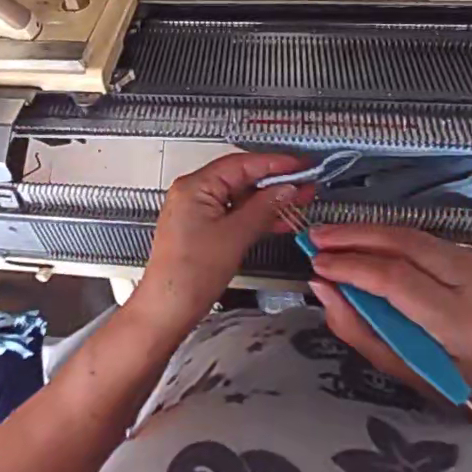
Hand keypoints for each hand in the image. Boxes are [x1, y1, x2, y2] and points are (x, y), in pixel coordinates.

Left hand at [134, 153, 313, 332]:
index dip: (275, 163)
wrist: (168, 309)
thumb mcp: (236, 236)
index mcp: (194, 186)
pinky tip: (278, 219)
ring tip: (297, 201)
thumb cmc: (188, 274)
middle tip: (304, 184)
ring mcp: (196, 211)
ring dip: (268, 200)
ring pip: (239, 197)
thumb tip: (285, 189)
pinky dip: (255, 215)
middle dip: (275, 182)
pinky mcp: (201, 229)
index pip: (241, 163)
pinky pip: (233, 213)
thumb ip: (264, 208)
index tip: (299, 165)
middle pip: (240, 177)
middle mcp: (192, 193)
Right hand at [306, 225, 471, 385]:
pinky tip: (356, 240)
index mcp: (459, 322)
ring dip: (364, 232)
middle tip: (315, 238)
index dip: (353, 267)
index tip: (317, 263)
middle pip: (404, 244)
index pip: (397, 280)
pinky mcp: (469, 252)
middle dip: (354, 237)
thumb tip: (320, 286)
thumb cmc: (447, 378)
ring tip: (327, 236)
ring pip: (409, 234)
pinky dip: (382, 237)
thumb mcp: (396, 365)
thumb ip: (354, 326)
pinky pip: (416, 238)